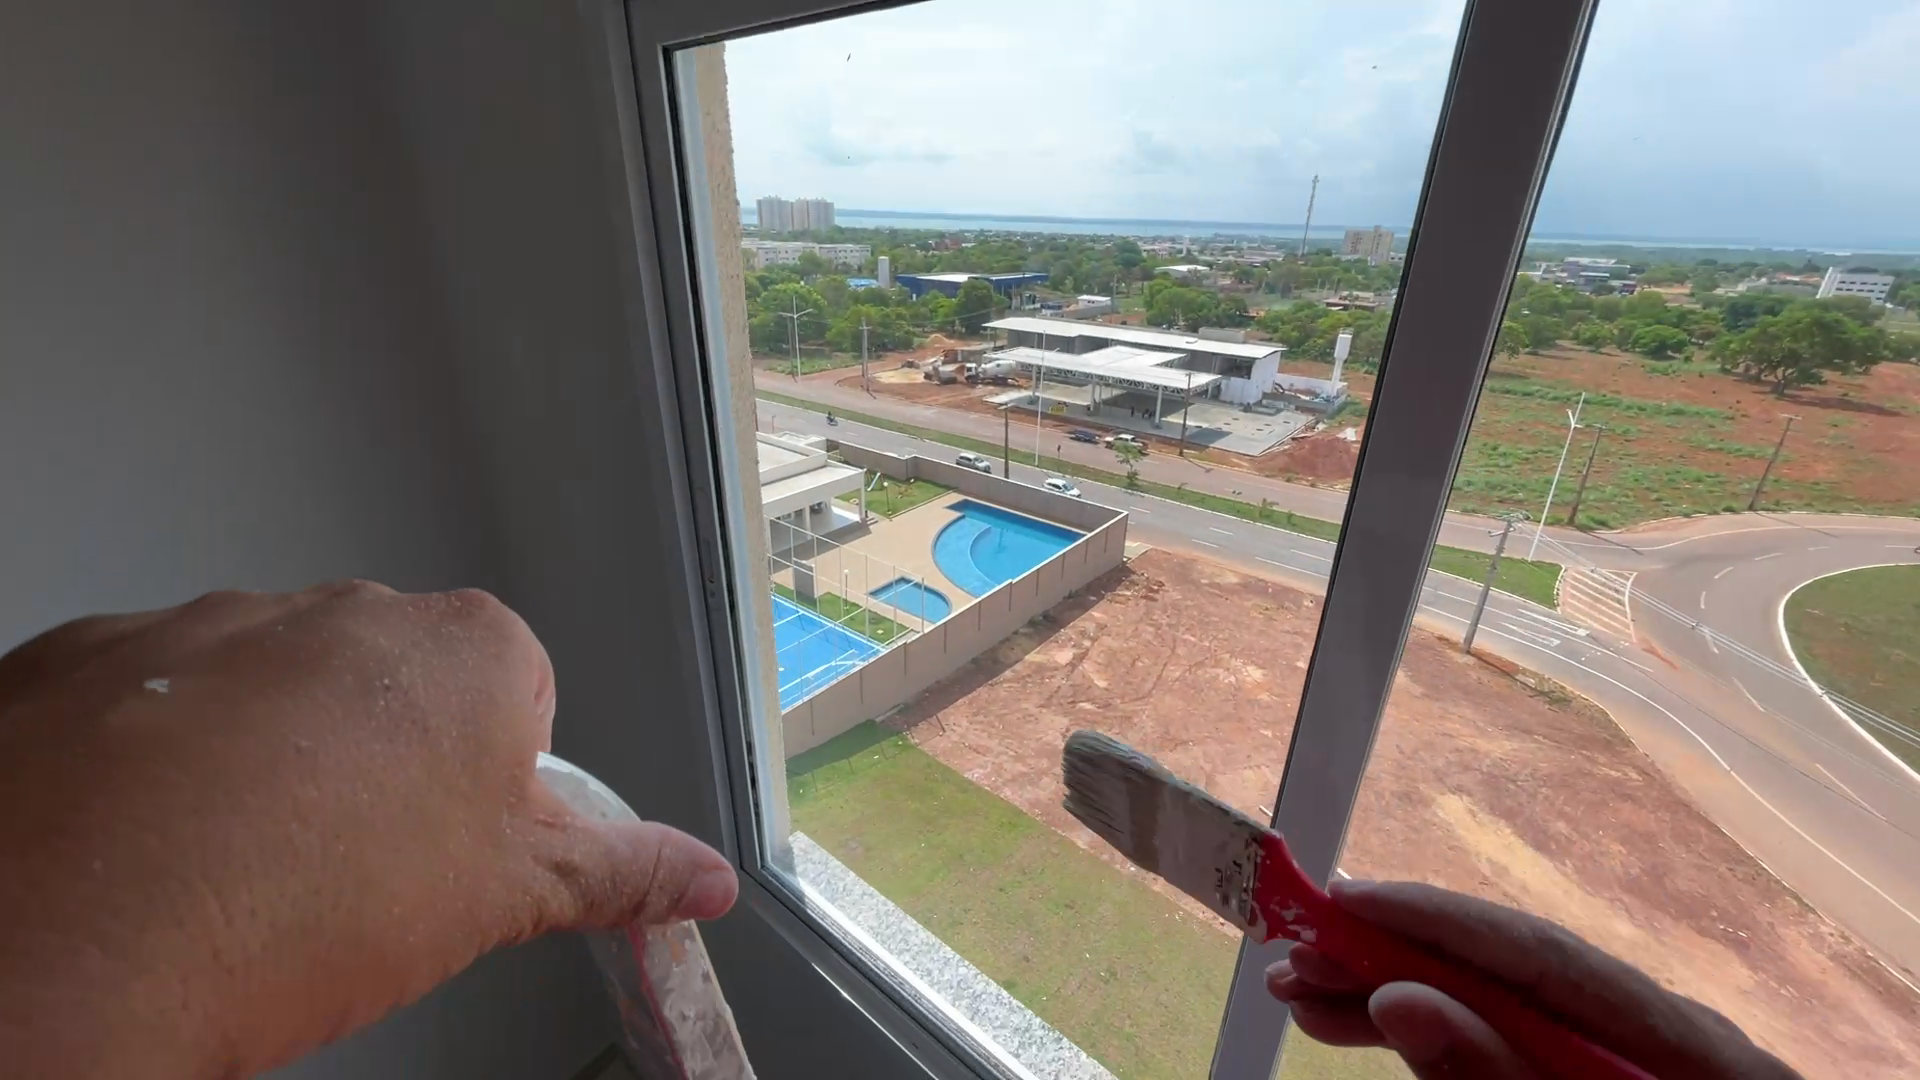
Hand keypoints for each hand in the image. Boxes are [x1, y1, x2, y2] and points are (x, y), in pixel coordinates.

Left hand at [0, 583, 737, 1077]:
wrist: (47, 956)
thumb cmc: (318, 901)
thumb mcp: (510, 892)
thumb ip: (629, 870)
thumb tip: (713, 882)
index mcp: (475, 647)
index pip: (518, 696)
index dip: (488, 774)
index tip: (444, 833)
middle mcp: (358, 610)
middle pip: (405, 685)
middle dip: (393, 755)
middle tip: (350, 855)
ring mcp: (217, 620)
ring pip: (282, 687)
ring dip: (275, 752)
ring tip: (233, 854)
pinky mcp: (86, 652)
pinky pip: (155, 694)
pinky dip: (155, 753)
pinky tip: (138, 836)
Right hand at [1265, 880, 1800, 1079]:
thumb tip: (1398, 999)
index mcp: (1697, 1052)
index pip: (1544, 954)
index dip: (1434, 918)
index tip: (1340, 897)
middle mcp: (1655, 1034)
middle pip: (1499, 971)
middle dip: (1385, 961)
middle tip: (1294, 959)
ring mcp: (1614, 1055)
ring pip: (1481, 1001)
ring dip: (1382, 994)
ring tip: (1298, 994)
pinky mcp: (1576, 1069)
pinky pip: (1488, 1033)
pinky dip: (1418, 1028)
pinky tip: (1352, 1020)